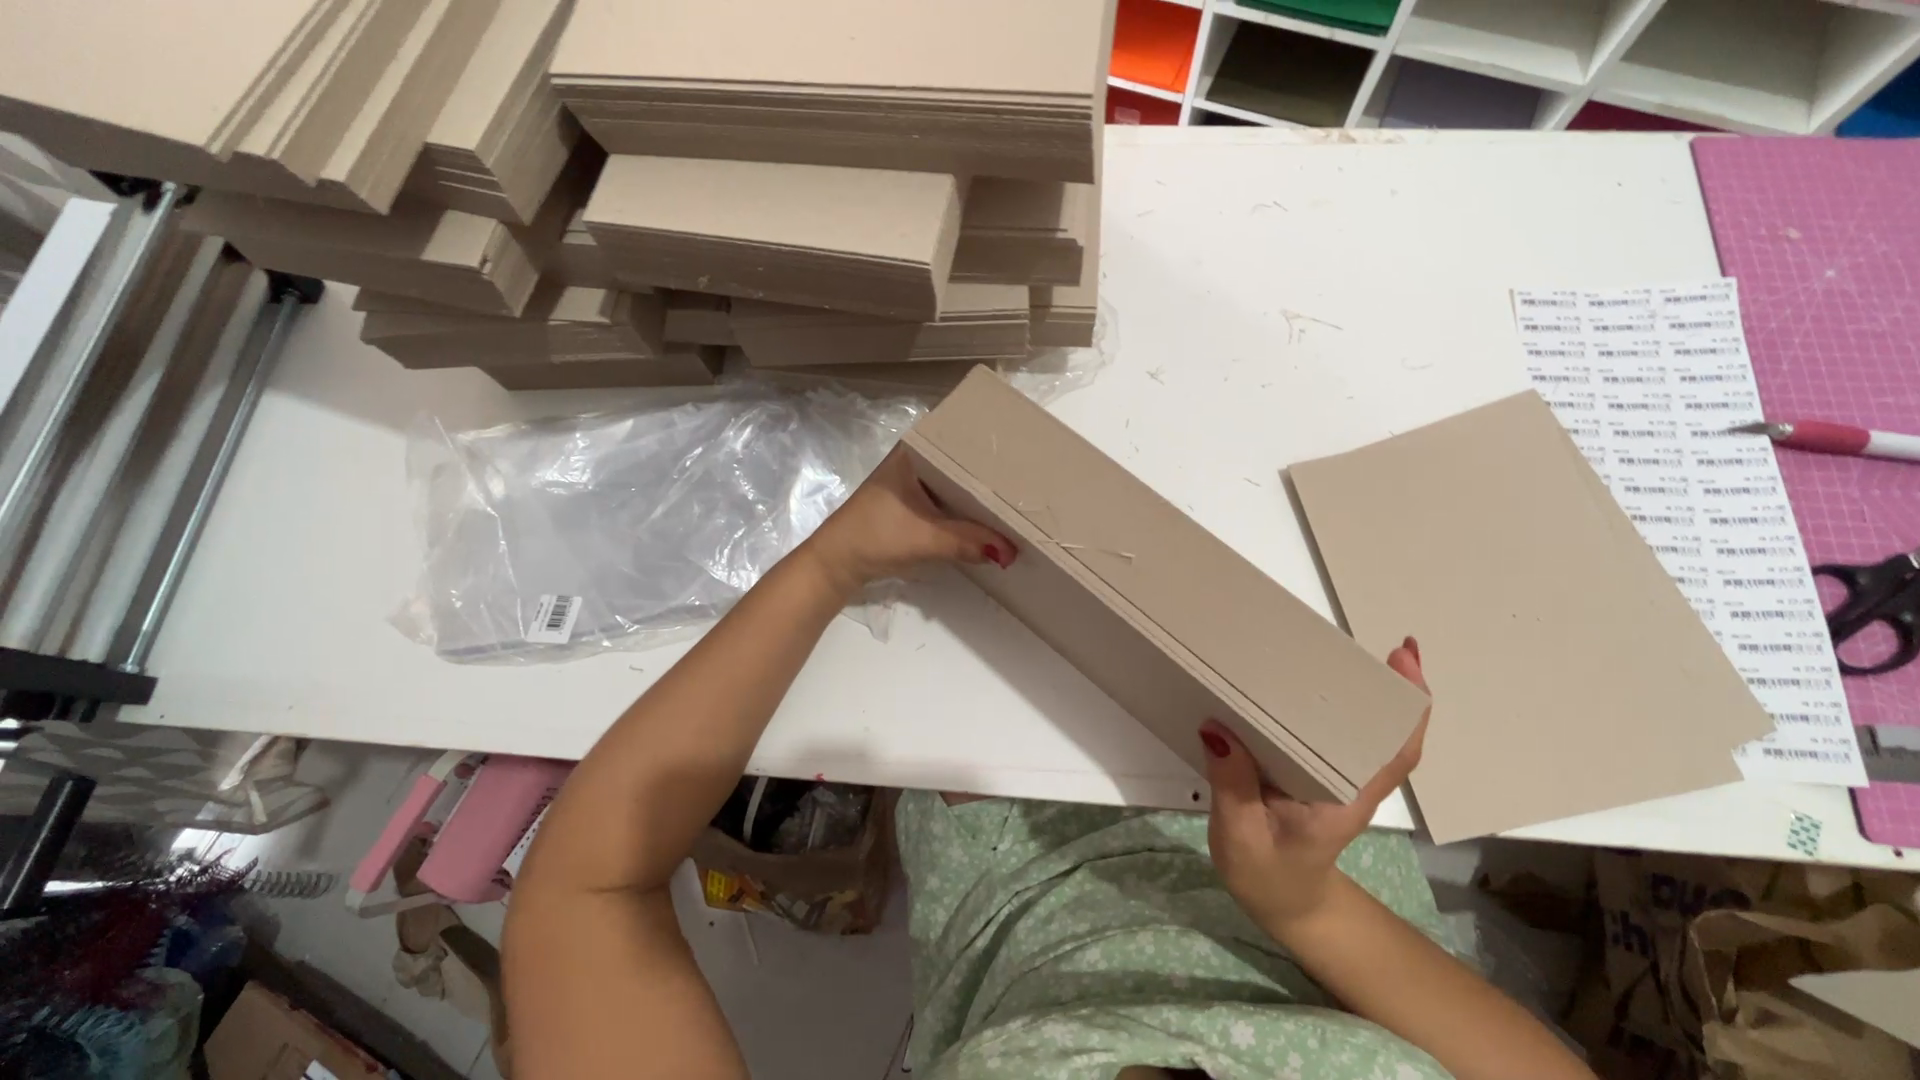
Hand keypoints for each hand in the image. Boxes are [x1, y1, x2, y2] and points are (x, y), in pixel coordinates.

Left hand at [798, 446, 1014, 594]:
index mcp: (914, 452)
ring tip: (1016, 497)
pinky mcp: (912, 505)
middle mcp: (915, 460)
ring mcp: (913, 483)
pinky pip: (948, 501)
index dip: (990, 448)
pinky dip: (965, 510)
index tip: (1022, 454)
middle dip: (990, 474)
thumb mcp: (926, 539)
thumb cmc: (874, 537)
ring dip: (978, 495)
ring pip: (955, 484)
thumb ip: (969, 542)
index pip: (960, 440)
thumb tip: (1010, 552)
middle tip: (1027, 479)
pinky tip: (988, 518)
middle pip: (962, 463)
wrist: (837, 564)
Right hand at [1203, 637, 1428, 933]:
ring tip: (1344, 648)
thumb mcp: (1240, 834)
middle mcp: (1349, 782)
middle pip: (1385, 731)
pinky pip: (1332, 735)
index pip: (1393, 753)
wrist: (1283, 902)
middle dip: (1391, 686)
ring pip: (1360, 730)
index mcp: (1343, 798)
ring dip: (1363, 691)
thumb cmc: (1267, 874)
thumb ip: (1233, 783)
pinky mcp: (1315, 771)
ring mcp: (1336, 777)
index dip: (1408, 709)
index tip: (1405, 661)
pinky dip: (1330, 705)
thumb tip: (1218, 728)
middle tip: (1383, 643)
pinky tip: (1306, 682)